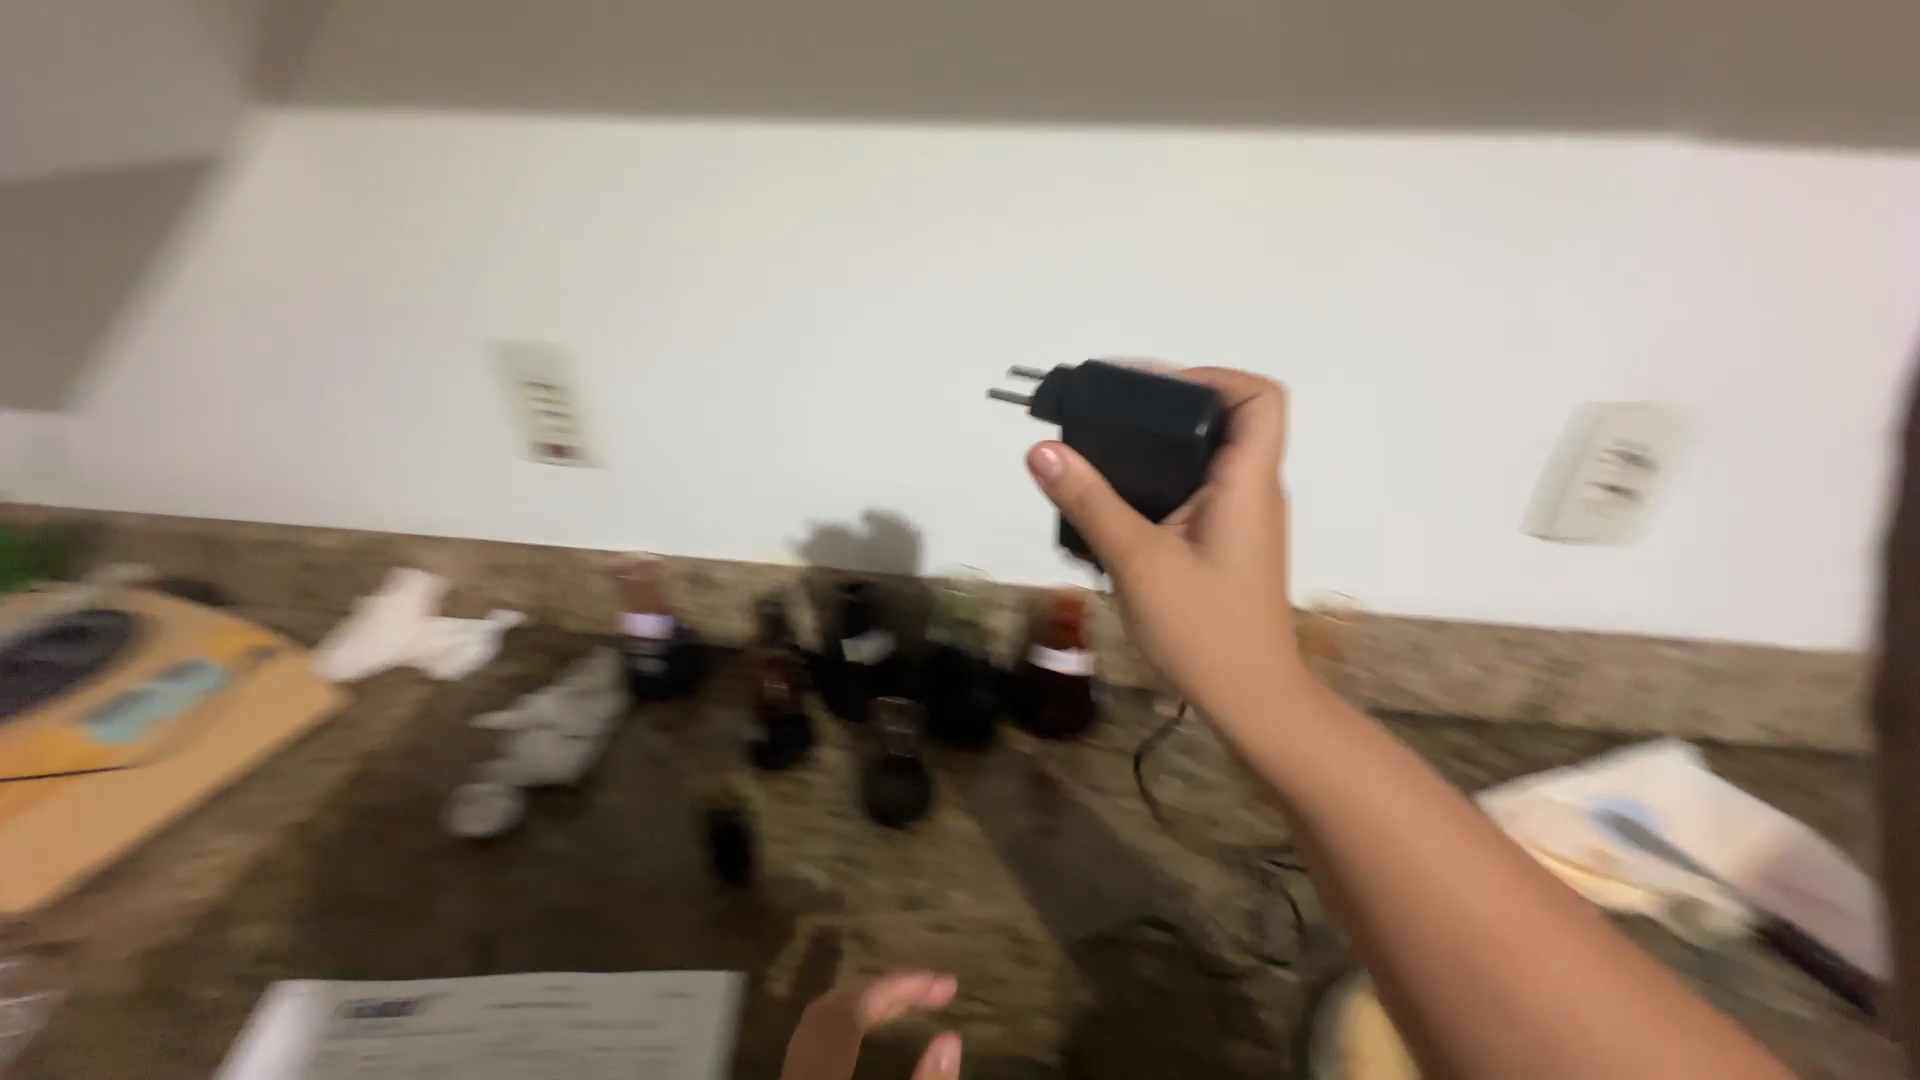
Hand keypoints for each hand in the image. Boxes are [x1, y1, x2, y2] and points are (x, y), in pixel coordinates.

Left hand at [780, 971, 961, 1079]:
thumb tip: (950, 1040)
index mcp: (816, 1070)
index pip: (853, 1007)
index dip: (897, 986)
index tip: (942, 983)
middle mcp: (795, 1067)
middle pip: (833, 1008)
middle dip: (884, 989)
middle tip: (932, 987)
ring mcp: (790, 1074)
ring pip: (819, 1024)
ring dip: (864, 1003)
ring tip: (907, 1000)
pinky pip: (815, 1041)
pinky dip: (847, 1025)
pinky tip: (870, 1030)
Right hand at [1026, 367, 1303, 719]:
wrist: (1248, 699)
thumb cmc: (1202, 628)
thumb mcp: (1137, 561)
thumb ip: (1090, 502)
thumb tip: (1042, 449)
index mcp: (1246, 482)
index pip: (1259, 397)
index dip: (1212, 378)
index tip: (1152, 394)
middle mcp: (1252, 491)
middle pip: (1226, 420)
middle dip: (1166, 410)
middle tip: (1107, 419)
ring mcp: (1241, 521)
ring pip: (1207, 459)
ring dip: (1158, 449)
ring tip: (1101, 455)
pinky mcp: (1226, 545)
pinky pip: (1196, 493)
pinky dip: (1160, 484)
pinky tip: (1116, 507)